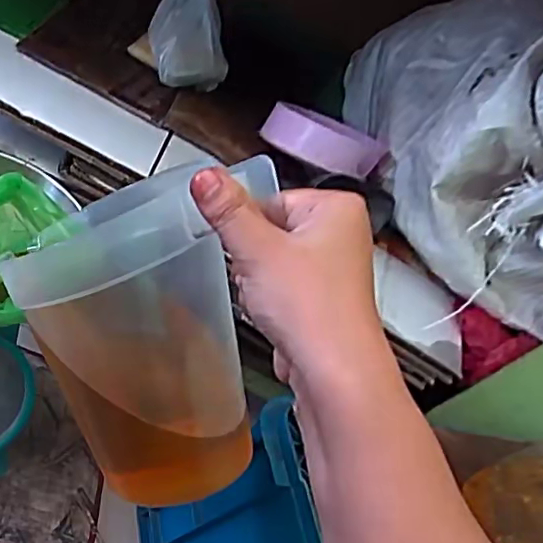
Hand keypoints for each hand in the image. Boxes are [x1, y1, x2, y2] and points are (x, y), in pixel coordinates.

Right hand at [192, 168, 392, 396]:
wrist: (330, 366)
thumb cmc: (309, 307)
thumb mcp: (256, 250)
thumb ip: (227, 212)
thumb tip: (202, 176)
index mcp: (335, 207)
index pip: (269, 200)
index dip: (245, 229)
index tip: (243, 252)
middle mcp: (340, 233)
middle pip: (268, 231)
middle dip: (250, 258)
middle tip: (257, 279)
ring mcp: (331, 268)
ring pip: (271, 262)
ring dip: (256, 282)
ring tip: (268, 300)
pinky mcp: (319, 298)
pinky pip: (279, 287)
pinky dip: (267, 300)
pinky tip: (271, 314)